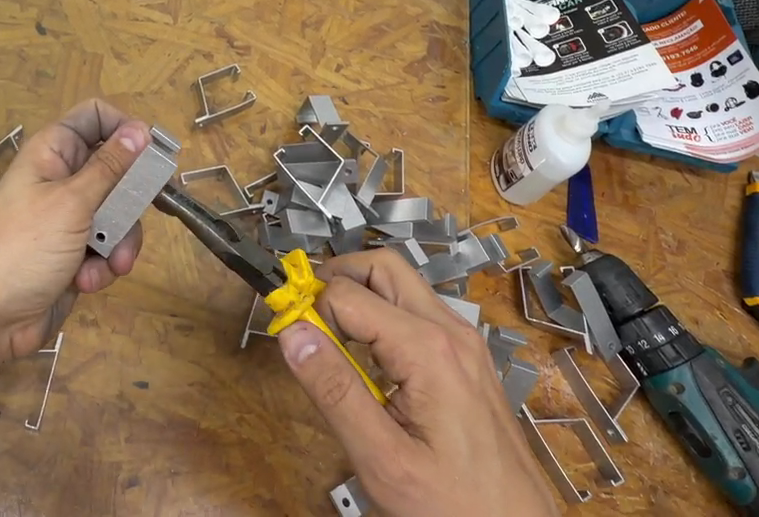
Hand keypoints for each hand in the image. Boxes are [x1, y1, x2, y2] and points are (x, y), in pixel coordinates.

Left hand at [0, 99, 149, 366]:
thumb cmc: (22, 248)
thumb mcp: (72, 203)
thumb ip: (110, 167)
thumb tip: (141, 130)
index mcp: (53, 151)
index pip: (95, 117)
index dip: (125, 129)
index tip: (153, 154)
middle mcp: (62, 177)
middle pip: (116, 169)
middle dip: (130, 199)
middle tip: (155, 209)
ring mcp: (69, 216)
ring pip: (118, 212)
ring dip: (120, 240)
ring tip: (111, 263)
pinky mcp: (75, 251)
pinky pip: (108, 246)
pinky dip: (104, 264)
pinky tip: (88, 281)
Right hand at [276, 250, 558, 516]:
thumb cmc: (454, 505)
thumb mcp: (382, 459)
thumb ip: (334, 391)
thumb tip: (292, 332)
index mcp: (427, 349)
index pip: (346, 294)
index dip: (311, 310)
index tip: (292, 338)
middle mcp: (450, 331)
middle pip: (380, 266)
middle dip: (335, 278)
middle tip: (307, 316)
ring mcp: (462, 342)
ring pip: (399, 283)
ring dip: (358, 294)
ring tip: (332, 338)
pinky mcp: (466, 357)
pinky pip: (415, 311)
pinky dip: (382, 315)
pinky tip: (367, 358)